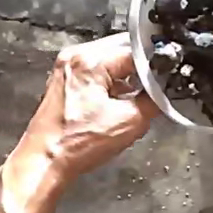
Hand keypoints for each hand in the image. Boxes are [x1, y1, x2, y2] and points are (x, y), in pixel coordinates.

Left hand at [17, 34, 155, 180]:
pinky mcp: (66, 81)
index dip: (156, 66)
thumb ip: (154, 100)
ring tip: (135, 100)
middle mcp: (75, 57)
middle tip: (155, 89)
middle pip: (122, 50)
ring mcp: (68, 68)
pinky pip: (97, 73)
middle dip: (142, 69)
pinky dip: (112, 84)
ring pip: (111, 61)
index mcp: (90, 61)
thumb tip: (165, 91)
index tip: (167, 79)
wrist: (45, 161)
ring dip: (127, 77)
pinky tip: (117, 104)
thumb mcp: (131, 122)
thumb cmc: (75, 144)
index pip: (137, 50)